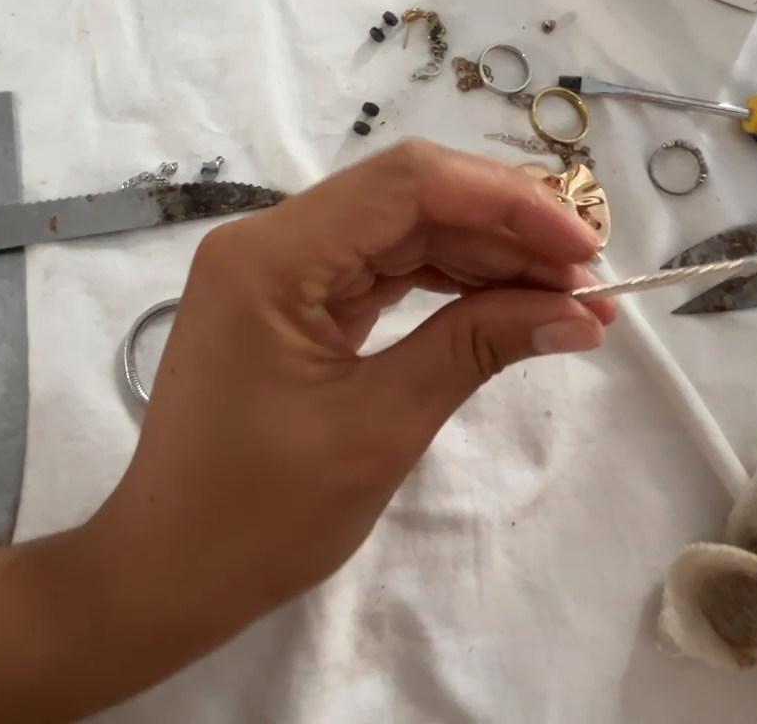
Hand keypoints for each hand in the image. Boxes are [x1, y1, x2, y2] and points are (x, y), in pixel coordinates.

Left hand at [88, 141, 613, 640]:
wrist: (167, 573)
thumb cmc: (259, 516)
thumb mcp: (381, 427)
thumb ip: (478, 347)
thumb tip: (578, 313)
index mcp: (272, 255)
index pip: (408, 184)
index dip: (508, 201)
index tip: (584, 245)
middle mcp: (272, 238)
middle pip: (411, 197)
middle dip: (508, 231)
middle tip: (589, 279)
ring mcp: (282, 264)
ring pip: (406, 229)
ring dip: (488, 256)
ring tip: (566, 297)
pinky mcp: (297, 295)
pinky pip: (387, 267)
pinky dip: (452, 282)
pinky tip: (508, 304)